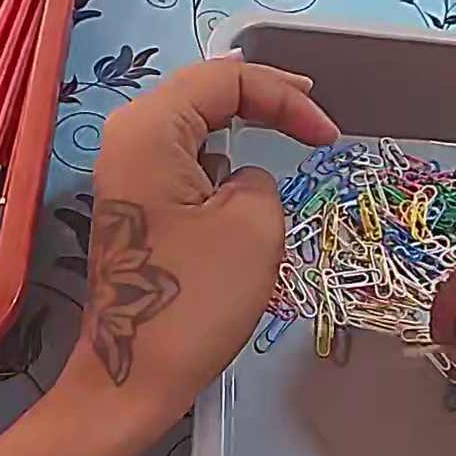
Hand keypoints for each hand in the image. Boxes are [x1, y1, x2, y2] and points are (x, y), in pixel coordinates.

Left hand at [57, 55, 338, 443]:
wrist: (135, 376)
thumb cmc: (196, 301)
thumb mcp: (255, 223)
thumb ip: (260, 175)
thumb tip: (241, 176)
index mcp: (151, 129)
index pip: (225, 79)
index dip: (286, 98)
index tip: (328, 136)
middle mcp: (129, 138)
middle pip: (203, 92)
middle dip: (261, 96)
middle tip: (310, 108)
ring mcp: (127, 172)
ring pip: (193, 125)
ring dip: (238, 123)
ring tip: (285, 128)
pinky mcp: (135, 203)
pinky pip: (184, 160)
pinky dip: (218, 159)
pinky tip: (239, 176)